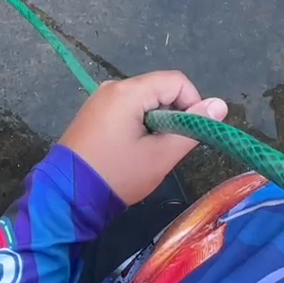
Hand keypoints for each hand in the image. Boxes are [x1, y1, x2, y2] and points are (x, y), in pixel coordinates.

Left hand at [59, 71, 227, 204]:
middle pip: (159, 89)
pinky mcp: (92, 114)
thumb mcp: (160, 156)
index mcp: (128, 91)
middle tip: (168, 148)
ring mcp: (99, 100)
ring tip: (149, 152)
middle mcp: (112, 87)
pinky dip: (138, 125)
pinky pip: (127, 109)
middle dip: (173, 115)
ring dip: (156, 122)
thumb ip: (192, 128)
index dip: (192, 104)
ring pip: (144, 101)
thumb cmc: (116, 176)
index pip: (176, 81)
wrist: (63, 201)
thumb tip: (220, 105)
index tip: (191, 133)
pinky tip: (132, 151)